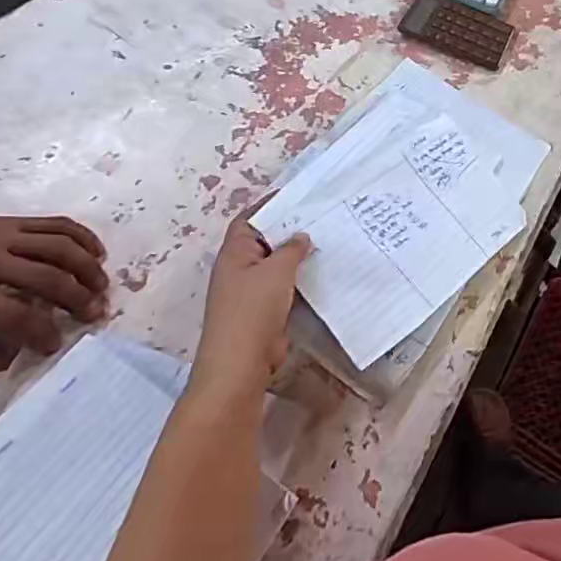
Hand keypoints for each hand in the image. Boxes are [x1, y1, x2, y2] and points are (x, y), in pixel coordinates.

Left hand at [0, 212, 107, 371]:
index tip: (56, 345)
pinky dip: (83, 238)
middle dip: (77, 298)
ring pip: (60, 246)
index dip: (39, 332)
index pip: (9, 313)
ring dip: (87, 268)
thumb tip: (8, 359)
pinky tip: (97, 254)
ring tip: (102, 287)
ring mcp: (1, 233)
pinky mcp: (12, 221)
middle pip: (46, 275)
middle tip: (96, 314)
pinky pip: (57, 224)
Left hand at [193, 208, 311, 396]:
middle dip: (289, 230)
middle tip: (320, 216)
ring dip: (296, 256)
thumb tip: (301, 236)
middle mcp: (239, 268)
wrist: (240, 364)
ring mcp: (251, 290)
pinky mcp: (264, 310)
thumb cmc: (253, 309)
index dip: (269, 205)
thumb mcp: (276, 270)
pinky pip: (283, 285)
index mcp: (234, 253)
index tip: (297, 196)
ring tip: (326, 240)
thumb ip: (291, 249)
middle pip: (265, 240)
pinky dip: (299, 278)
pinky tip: (321, 272)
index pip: (250, 219)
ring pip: (276, 264)